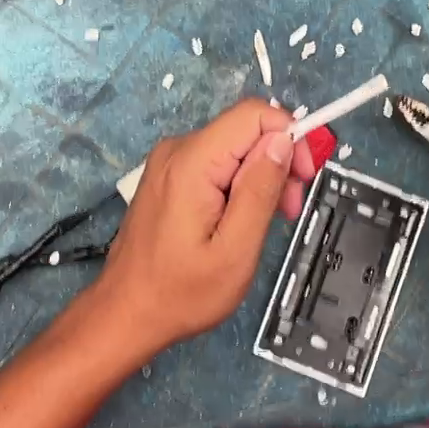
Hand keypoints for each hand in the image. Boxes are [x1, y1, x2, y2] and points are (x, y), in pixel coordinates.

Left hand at [85, 100, 317, 353]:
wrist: (126, 313)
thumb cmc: (181, 292)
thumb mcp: (235, 250)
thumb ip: (260, 190)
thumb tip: (282, 139)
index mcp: (192, 162)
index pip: (254, 114)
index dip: (289, 137)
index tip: (302, 180)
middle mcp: (177, 150)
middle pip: (245, 130)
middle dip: (277, 163)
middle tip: (288, 211)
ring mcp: (169, 162)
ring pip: (233, 147)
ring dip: (260, 177)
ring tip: (265, 223)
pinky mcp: (168, 177)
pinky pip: (215, 163)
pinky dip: (237, 184)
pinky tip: (240, 220)